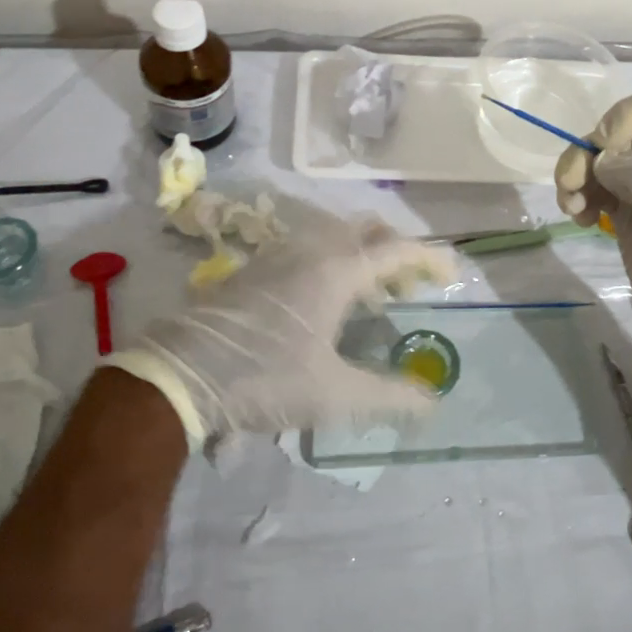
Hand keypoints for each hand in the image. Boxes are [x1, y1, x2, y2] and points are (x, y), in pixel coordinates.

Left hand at [107, 220, 455, 445]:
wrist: (181, 375)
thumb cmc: (264, 378)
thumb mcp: (334, 396)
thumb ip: (388, 396)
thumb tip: (432, 402)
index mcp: (336, 271)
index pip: (395, 250)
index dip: (428, 258)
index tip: (451, 273)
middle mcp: (310, 251)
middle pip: (365, 229)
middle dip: (395, 248)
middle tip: (410, 281)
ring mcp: (276, 256)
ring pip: (332, 234)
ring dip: (360, 252)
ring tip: (371, 290)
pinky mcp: (252, 269)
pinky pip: (306, 247)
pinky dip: (331, 259)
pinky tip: (324, 297)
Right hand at [556, 87, 631, 426]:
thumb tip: (604, 160)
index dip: (631, 112)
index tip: (607, 140)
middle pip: (620, 128)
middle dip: (592, 149)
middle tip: (576, 181)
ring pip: (598, 156)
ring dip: (576, 172)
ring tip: (573, 204)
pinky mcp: (620, 206)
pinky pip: (588, 184)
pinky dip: (575, 193)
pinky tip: (577, 217)